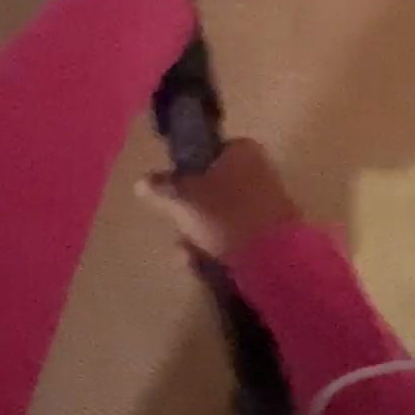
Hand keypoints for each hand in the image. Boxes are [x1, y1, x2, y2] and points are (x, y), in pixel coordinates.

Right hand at [136, 138, 302, 257]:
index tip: (171, 195)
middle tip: (176, 230)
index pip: (207, 154)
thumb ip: (161, 188)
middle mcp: (258, 169)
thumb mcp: (183, 198)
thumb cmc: (224, 214)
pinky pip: (234, 235)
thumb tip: (141, 181)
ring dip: (198, 236)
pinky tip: (199, 265)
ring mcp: (267, 201)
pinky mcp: (271, 231)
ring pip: (220, 215)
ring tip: (184, 255)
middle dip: (189, 213)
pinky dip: (216, 248)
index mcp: (242, 150)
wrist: (273, 256)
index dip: (185, 173)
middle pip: (211, 188)